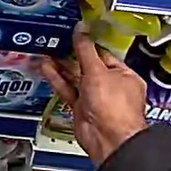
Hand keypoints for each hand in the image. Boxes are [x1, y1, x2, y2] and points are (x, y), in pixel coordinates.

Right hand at [40, 24, 148, 164]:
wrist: (108, 140)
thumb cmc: (115, 109)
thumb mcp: (97, 71)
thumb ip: (85, 50)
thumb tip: (81, 30)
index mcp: (124, 76)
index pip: (104, 54)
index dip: (89, 43)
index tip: (75, 33)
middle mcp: (110, 87)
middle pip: (88, 65)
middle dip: (72, 54)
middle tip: (58, 40)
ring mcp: (95, 98)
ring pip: (75, 77)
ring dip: (61, 65)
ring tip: (48, 50)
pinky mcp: (82, 108)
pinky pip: (68, 90)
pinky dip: (57, 79)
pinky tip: (47, 67)